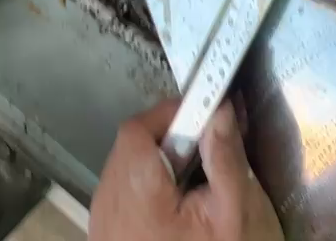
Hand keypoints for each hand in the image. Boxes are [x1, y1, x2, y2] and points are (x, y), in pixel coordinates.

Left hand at [89, 100, 283, 240]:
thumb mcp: (234, 212)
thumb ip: (225, 156)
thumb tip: (220, 107)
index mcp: (136, 200)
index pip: (135, 131)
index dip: (168, 114)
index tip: (203, 118)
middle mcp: (107, 210)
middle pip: (129, 147)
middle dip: (166, 136)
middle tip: (203, 148)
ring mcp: (101, 227)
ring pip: (124, 167)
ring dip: (157, 159)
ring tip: (192, 179)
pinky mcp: (104, 238)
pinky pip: (120, 192)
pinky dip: (146, 184)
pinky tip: (174, 205)